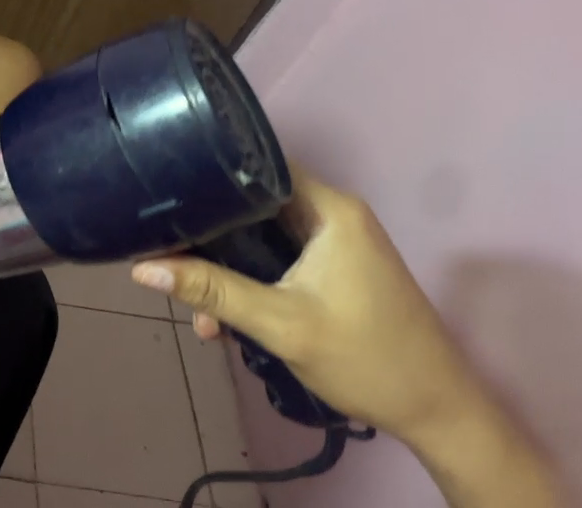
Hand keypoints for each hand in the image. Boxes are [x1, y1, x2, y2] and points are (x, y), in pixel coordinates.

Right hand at [131, 165, 483, 442]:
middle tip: (167, 255)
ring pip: (258, 235)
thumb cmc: (367, 359)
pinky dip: (247, 280)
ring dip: (225, 266)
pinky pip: (273, 258)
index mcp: (329, 208)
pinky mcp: (331, 268)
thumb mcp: (281, 325)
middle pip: (250, 202)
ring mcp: (332, 242)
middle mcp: (330, 213)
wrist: (440, 416)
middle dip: (207, 233)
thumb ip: (212, 291)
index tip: (163, 194)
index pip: (255, 164)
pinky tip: (222, 317)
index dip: (207, 174)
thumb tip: (141, 268)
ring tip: (196, 306)